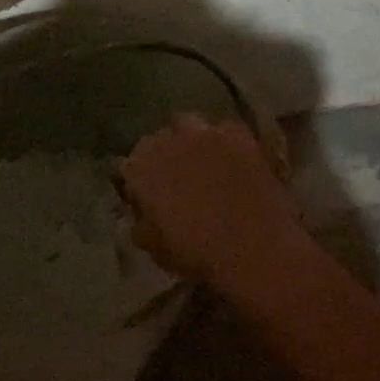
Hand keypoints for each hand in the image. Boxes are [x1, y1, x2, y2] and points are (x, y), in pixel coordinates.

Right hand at [120, 114, 302, 283]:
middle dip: (164, 157)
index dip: (139, 184)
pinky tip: (234, 161)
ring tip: (204, 162)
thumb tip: (142, 214)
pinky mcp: (237, 134)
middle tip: (178, 181)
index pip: (128, 166)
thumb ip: (140, 222)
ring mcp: (202, 132)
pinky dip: (226, 141)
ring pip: (188, 125)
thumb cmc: (195, 254)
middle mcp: (165, 140)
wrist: (251, 251)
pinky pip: (225, 130)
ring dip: (190, 140)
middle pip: (157, 141)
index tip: (149, 200)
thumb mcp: (152, 247)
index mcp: (138, 167)